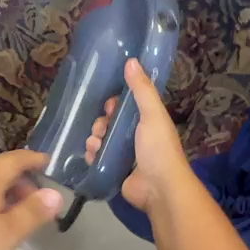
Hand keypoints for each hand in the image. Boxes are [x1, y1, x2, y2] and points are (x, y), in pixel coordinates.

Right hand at [85, 58, 199, 213]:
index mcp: (148, 121)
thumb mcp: (152, 114)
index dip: (115, 103)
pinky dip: (91, 155)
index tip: (109, 105)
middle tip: (100, 128)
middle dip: (101, 122)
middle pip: (111, 123)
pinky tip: (90, 155)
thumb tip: (131, 60)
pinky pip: (98, 158)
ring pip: (102, 139)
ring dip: (94, 138)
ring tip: (94, 143)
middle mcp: (137, 137)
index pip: (126, 106)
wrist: (159, 189)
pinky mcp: (115, 171)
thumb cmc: (158, 149)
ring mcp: (125, 155)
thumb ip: (142, 89)